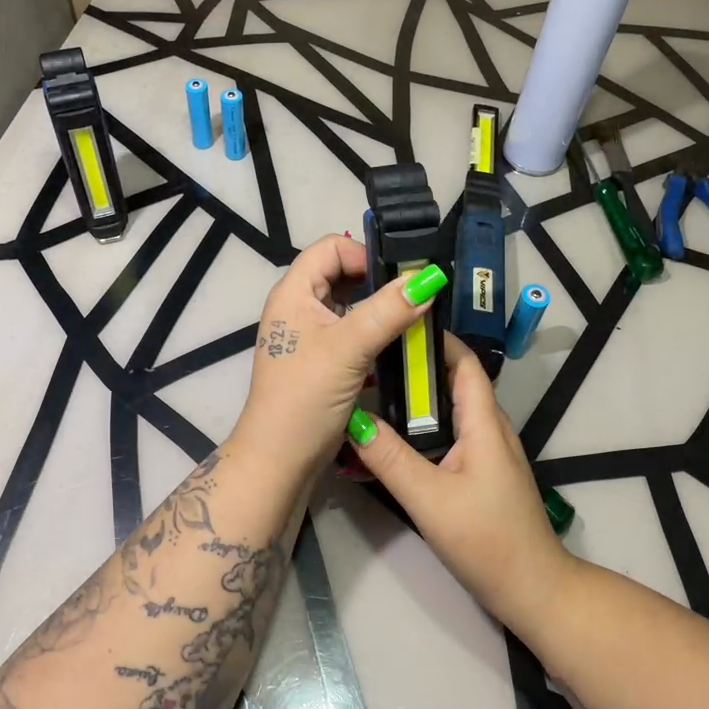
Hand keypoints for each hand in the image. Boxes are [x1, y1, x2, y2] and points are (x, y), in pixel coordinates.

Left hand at [228, 234, 438, 477]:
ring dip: (378, 308)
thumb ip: (388, 311)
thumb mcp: (349, 349)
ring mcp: (308, 334)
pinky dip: (373, 332)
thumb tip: (429, 279)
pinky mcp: (320, 360)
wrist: (279, 461)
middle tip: (413, 298)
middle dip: (377, 280)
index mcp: (293, 292)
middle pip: (341, 272)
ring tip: (411, 320)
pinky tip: (397, 345)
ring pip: (348, 303)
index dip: (365, 254)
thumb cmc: (306, 398)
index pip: (331, 247)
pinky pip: (350, 330)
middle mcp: (298, 306)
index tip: (399, 279)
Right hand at [348, 334, 574, 626]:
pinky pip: (452, 435)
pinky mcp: (482, 473)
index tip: (395, 325)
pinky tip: (395, 438)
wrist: (533, 591)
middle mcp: (490, 429)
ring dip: (418, 398)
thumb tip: (352, 419)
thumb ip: (390, 459)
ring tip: (374, 391)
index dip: (435, 339)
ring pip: (451, 410)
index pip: (464, 363)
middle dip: (416, 366)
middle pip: (454, 382)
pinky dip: (424, 426)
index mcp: (484, 423)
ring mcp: (489, 452)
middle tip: (371, 359)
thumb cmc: (487, 540)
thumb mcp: (430, 499)